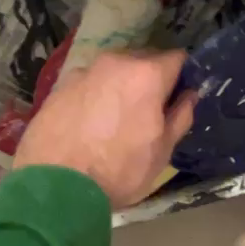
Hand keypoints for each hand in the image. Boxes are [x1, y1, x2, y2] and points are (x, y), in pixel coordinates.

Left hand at [15, 50, 197, 207]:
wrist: (55, 186)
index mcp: (147, 75)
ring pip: (113, 71)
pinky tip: (90, 123)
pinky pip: (89, 84)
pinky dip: (95, 95)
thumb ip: (180, 117)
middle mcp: (115, 63)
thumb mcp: (162, 152)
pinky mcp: (58, 86)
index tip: (181, 96)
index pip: (177, 58)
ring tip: (117, 117)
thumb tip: (189, 96)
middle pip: (144, 60)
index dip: (183, 76)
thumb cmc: (118, 170)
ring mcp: (83, 72)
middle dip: (152, 78)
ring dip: (121, 86)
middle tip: (151, 109)